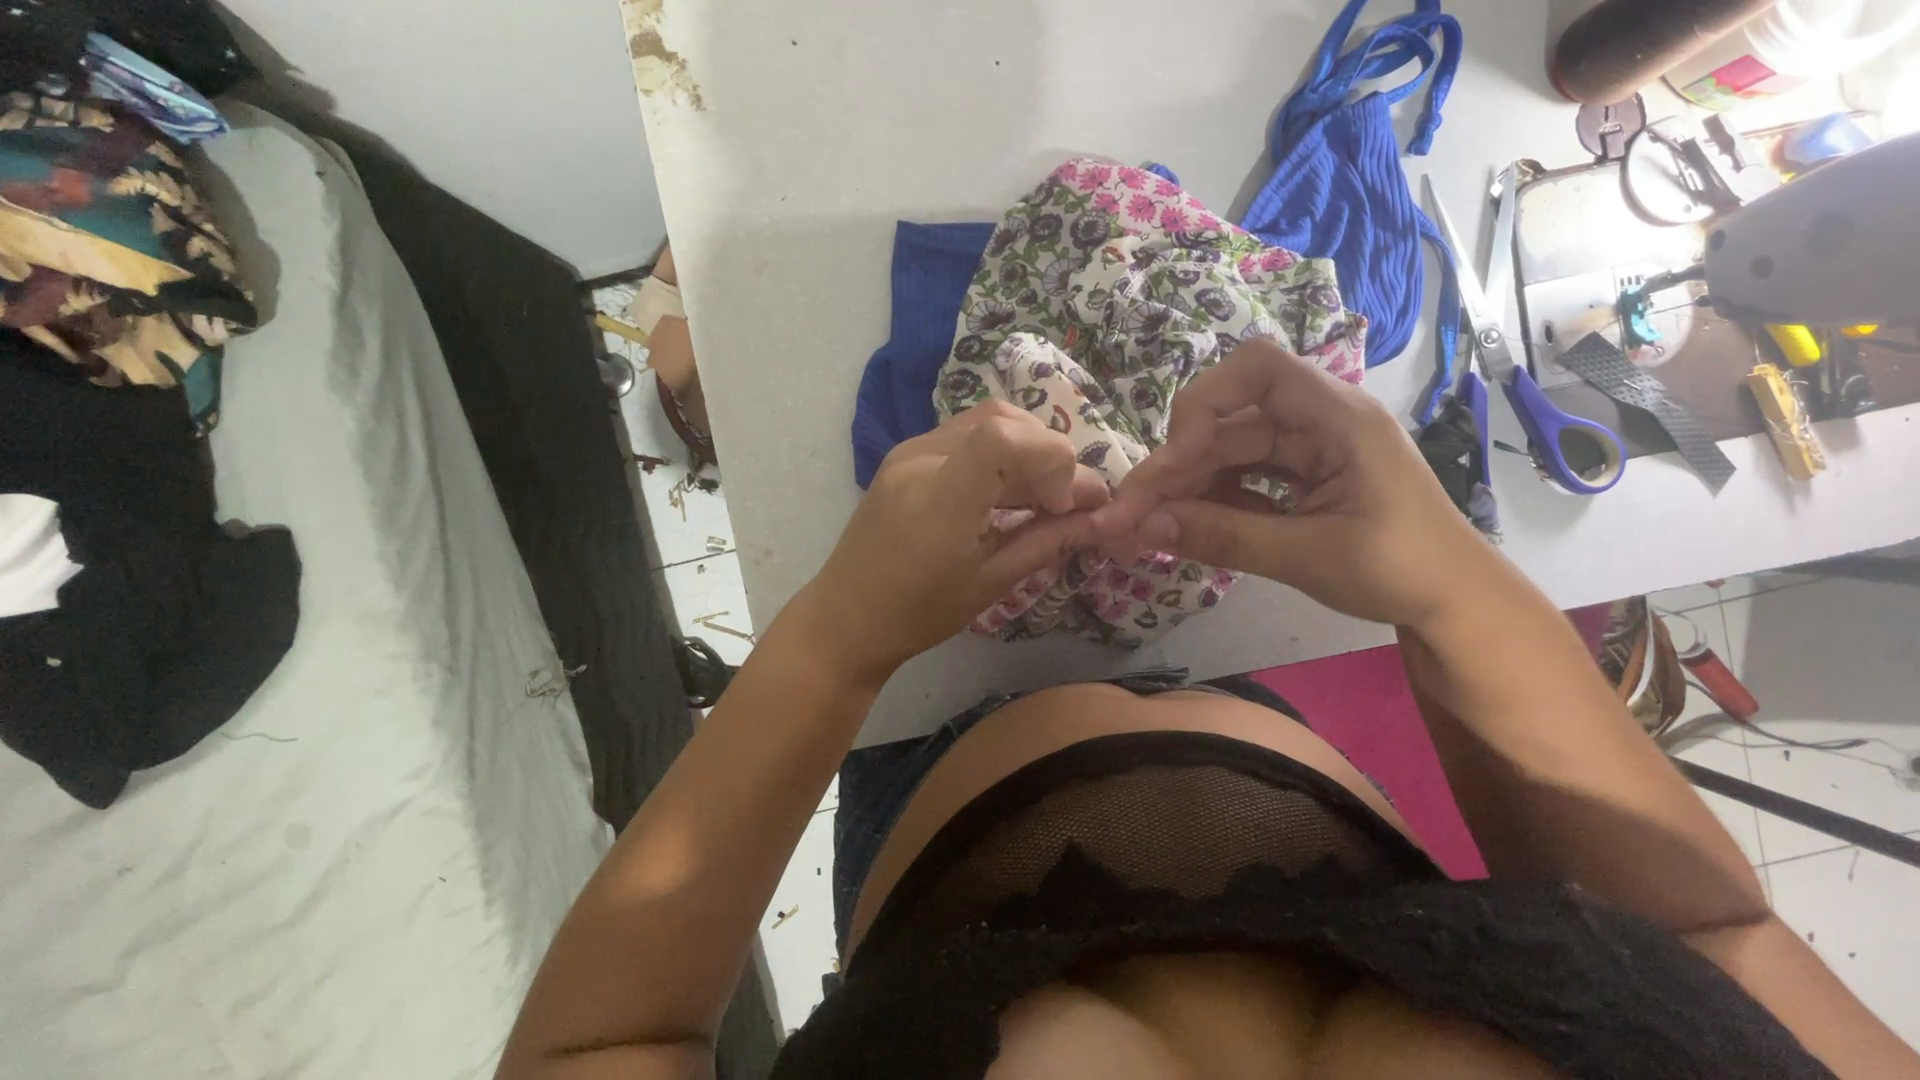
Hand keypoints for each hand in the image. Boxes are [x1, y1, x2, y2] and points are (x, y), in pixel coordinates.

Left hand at [793, 400, 1108, 685]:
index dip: (1053, 460)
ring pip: (986, 421)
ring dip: (1026, 451)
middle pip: (1003, 421)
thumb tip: (1100, 519)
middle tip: (1066, 504)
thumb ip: (1047, 541)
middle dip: (1048, 456)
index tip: (1063, 506)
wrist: (847, 618)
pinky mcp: (906, 457)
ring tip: (1042, 499)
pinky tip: (1011, 492)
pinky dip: (999, 454)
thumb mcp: (990, 583)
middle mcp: (921, 458)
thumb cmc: (918, 613)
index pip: (1006, 437)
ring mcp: (909, 452)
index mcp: (940, 497)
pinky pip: (964, 436)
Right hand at [1094, 339, 1507, 630]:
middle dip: (1176, 465)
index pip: (1257, 369)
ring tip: (1147, 527)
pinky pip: (1245, 475)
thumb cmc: (1400, 570)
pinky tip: (1189, 526)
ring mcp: (1310, 449)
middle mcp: (1319, 421)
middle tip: (1128, 515)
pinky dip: (1214, 498)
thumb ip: (1223, 535)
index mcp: (1338, 418)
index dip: (1203, 402)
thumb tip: (1142, 526)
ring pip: (1229, 450)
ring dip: (1188, 485)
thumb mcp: (1307, 556)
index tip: (1175, 459)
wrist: (1457, 603)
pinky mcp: (1304, 477)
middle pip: (1228, 421)